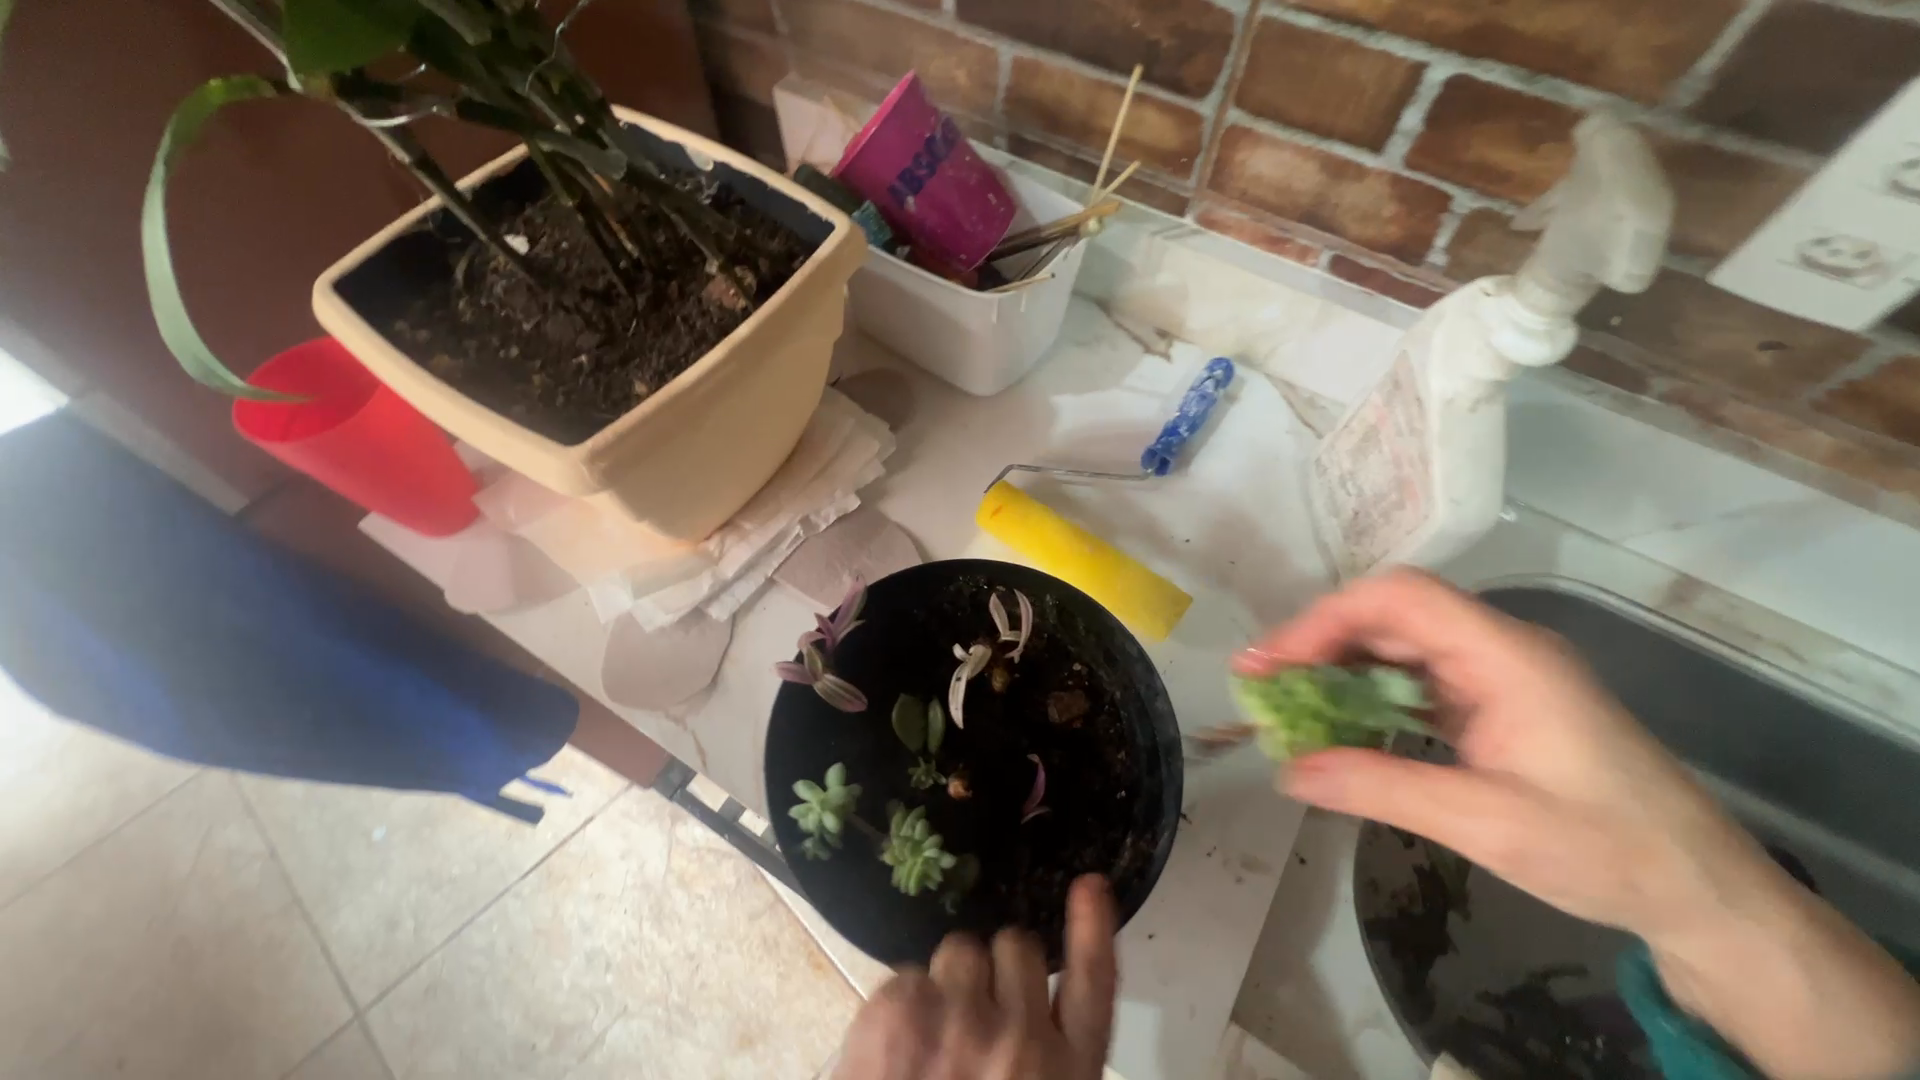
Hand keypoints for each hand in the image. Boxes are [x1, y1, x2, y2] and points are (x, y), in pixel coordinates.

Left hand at [833, 874, 1116, 1079]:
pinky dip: (902, 1002)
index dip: (1092, 927)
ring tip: (933, 1036)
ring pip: (961, 949)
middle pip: (1017, 947)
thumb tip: (1024, 999)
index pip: (1095, 983)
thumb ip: (1040, 1059)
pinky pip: (908, 972)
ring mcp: (961, 1017)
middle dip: (996, 971)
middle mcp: (1023, 1037)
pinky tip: (894, 1049)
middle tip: (972, 1017)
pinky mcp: (900, 1007)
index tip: (1090, 883)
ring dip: (950, 979)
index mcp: (1066, 1073)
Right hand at [1236, 567, 1764, 941]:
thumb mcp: (1487, 822)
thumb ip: (1381, 788)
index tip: (1271, 664)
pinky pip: (1414, 682)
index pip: (1400, 598)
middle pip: (1390, 616)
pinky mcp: (1493, 705)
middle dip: (1318, 643)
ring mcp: (1496, 676)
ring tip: (1286, 702)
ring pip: (1398, 646)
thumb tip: (1288, 770)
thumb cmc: (1607, 850)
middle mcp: (1497, 650)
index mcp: (1507, 657)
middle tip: (1260, 684)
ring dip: (1338, 668)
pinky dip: (1367, 696)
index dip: (1324, 620)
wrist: (1702, 893)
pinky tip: (1337, 724)